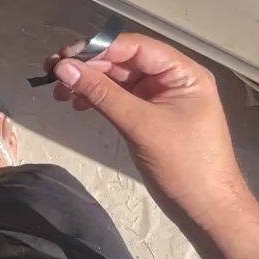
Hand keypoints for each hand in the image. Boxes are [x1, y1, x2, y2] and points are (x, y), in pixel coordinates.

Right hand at [45, 32, 253, 225]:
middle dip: (87, 66)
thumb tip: (63, 68)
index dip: (98, 48)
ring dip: (86, 82)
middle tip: (52, 74)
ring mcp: (158, 97)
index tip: (63, 58)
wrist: (206, 211)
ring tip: (58, 91)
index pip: (134, 47)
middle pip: (122, 60)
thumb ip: (101, 93)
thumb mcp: (140, 125)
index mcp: (182, 73)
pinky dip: (94, 98)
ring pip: (115, 78)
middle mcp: (170, 79)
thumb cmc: (184, 164)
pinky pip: (116, 97)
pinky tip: (76, 104)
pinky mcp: (146, 115)